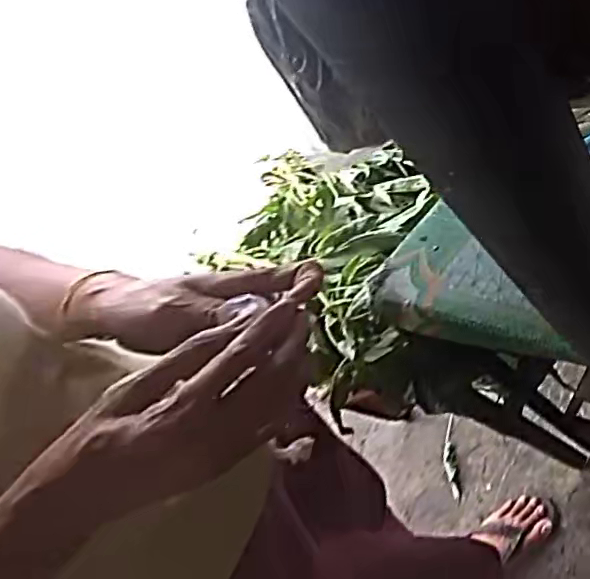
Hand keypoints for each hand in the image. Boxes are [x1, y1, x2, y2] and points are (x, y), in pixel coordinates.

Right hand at [1, 266, 321, 558]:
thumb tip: (237, 325)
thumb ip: (185, 360)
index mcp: (179, 412)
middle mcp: (214, 431)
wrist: (64, 511)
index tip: (304, 289)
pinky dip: (293, 386)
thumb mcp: (125, 394)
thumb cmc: (86, 446)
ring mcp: (229, 448)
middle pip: (280, 369)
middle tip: (314, 304)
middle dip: (302, 334)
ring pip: (289, 391)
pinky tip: (296, 365)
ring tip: (308, 327)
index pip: (246, 353)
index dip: (279, 317)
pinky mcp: (234, 459)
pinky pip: (278, 416)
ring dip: (304, 356)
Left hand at [65, 264, 313, 353]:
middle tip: (289, 358)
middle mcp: (261, 298)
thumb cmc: (146, 305)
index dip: (311, 285)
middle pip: (297, 307)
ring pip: (281, 330)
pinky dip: (261, 362)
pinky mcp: (236, 340)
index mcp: (252, 281)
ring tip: (272, 376)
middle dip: (299, 329)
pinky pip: (260, 347)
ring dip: (282, 349)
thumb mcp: (176, 309)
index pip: (300, 273)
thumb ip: (218, 313)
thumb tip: (261, 317)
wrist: (111, 316)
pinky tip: (254, 382)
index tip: (309, 306)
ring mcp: (249, 319)